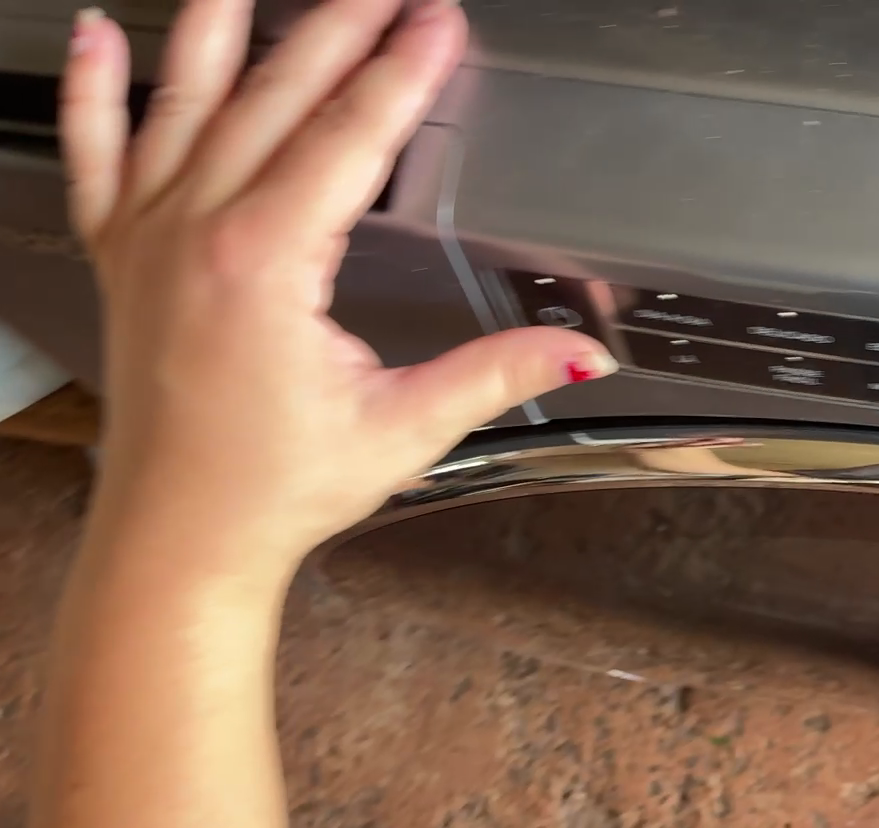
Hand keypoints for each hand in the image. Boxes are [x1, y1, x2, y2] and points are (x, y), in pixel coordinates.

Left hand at [61, 0, 616, 571]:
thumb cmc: (286, 480)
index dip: (400, 78)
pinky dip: (98, 90)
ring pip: (183, 104)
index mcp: (262, 264)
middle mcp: (192, 231)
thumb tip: (583, 352)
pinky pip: (97, 151)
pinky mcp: (126, 258)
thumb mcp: (412, 426)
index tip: (434, 25)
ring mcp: (147, 238)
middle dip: (333, 34)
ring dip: (222, 33)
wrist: (187, 528)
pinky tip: (106, 39)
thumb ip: (499, 375)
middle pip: (271, 102)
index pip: (346, 143)